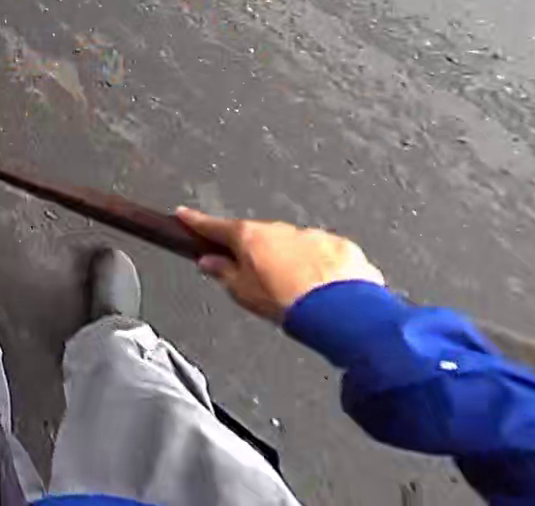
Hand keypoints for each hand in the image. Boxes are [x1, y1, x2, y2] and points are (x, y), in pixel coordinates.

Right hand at [175, 207, 384, 320]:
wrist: (350, 319)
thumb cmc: (294, 306)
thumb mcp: (244, 294)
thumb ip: (223, 273)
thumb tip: (211, 264)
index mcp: (247, 236)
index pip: (212, 225)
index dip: (195, 221)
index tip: (184, 215)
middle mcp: (277, 230)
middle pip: (257, 236)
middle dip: (256, 251)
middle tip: (260, 276)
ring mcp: (311, 237)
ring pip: (292, 243)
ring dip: (291, 258)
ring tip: (300, 289)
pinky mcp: (343, 248)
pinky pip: (325, 253)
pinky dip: (322, 266)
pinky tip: (326, 288)